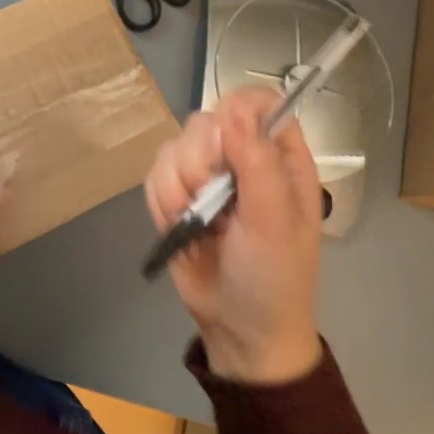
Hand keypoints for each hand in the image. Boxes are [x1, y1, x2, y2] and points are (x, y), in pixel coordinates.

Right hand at [144, 88, 323, 384]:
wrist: (239, 329)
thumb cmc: (274, 277)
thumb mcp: (275, 222)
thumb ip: (258, 163)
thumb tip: (233, 111)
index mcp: (280, 159)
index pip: (257, 103)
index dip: (235, 115)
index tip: (226, 145)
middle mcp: (242, 159)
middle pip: (204, 122)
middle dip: (199, 163)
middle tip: (215, 200)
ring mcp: (206, 176)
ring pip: (173, 148)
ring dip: (178, 189)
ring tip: (199, 224)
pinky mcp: (175, 195)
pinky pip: (153, 175)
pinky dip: (161, 203)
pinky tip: (181, 229)